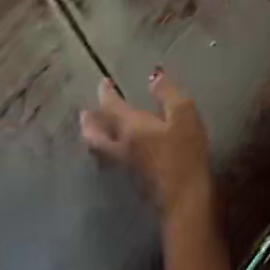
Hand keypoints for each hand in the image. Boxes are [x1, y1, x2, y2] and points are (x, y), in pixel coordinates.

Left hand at [79, 70, 212, 216]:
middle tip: (84, 112)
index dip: (106, 94)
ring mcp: (125, 165)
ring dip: (92, 137)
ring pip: (99, 149)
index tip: (103, 82)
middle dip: (89, 122)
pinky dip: (104, 148)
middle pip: (95, 135)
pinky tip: (113, 149)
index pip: (112, 108)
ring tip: (91, 130)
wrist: (183, 195)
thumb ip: (167, 93)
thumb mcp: (183, 113)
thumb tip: (153, 74)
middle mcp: (121, 146)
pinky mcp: (133, 177)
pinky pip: (109, 158)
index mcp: (132, 128)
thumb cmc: (185, 150)